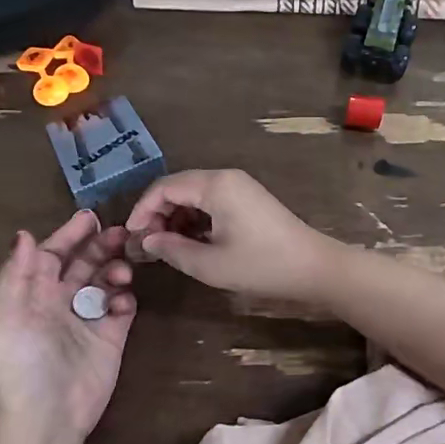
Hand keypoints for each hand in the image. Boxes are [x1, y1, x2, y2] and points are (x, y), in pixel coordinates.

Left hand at [0, 210, 135, 443]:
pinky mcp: (112, 335)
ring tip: (121, 272)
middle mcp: (60, 301)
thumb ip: (14, 275)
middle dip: (100, 245)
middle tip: (121, 233)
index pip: (52, 254)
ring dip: (115, 267)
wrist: (48, 417)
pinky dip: (125, 297)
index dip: (69, 235)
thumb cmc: (21, 365)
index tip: (91, 217)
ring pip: (106, 279)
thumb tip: (24, 234)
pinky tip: (121, 303)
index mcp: (32, 294)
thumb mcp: (4, 319)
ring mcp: (88, 317)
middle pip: (83, 261)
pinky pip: (123, 305)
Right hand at [125, 170, 345, 303]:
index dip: (142, 210)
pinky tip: (193, 243)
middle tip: (148, 245)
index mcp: (215, 185)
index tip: (131, 237)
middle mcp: (226, 177)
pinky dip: (197, 219)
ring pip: (195, 195)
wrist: (313, 267)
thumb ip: (172, 250)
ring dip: (177, 218)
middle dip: (158, 214)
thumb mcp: (210, 264)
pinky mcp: (249, 199)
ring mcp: (241, 186)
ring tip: (168, 248)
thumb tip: (147, 240)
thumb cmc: (261, 265)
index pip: (164, 187)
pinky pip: (213, 201)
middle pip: (179, 187)